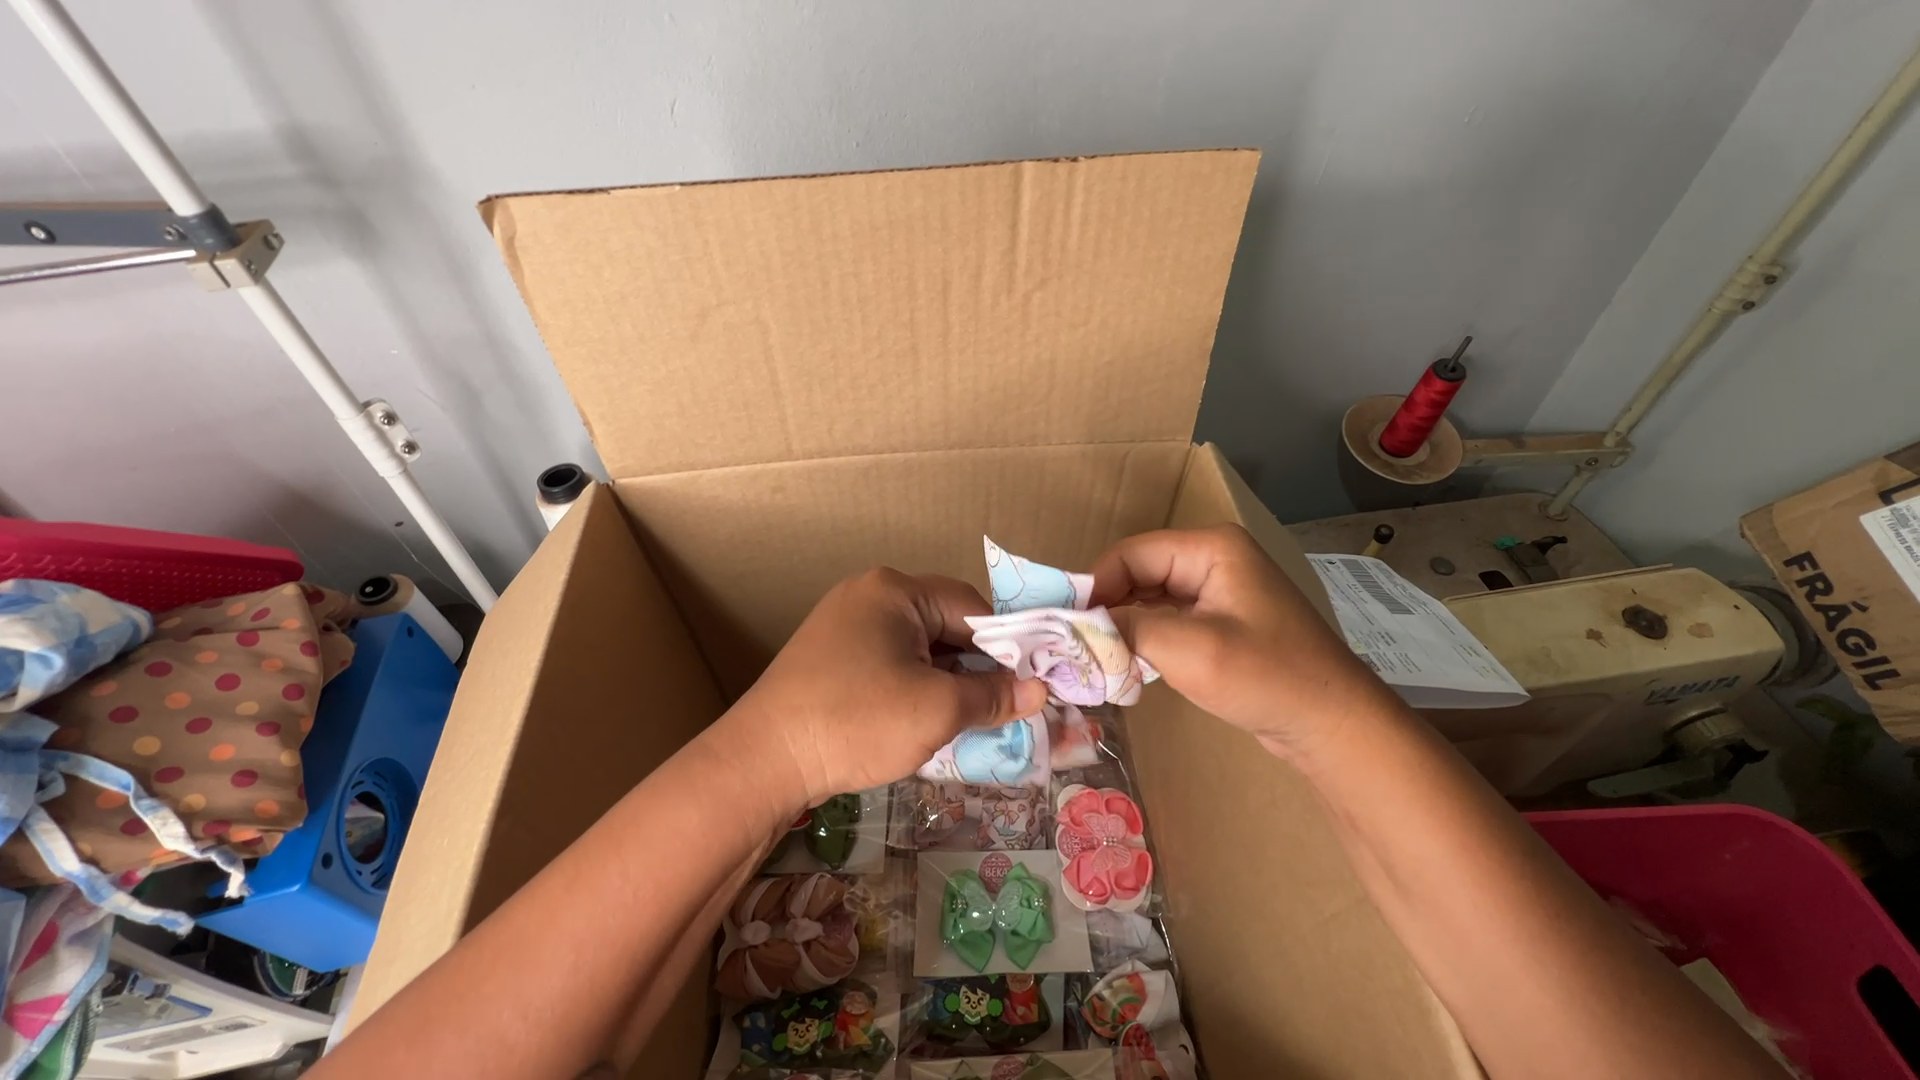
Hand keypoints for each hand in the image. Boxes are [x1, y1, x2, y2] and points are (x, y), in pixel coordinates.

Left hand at [731, 568, 1048, 808]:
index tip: (1034, 682)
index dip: (1008, 646)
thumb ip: (992, 696)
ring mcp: (844, 627)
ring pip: (919, 648)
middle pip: (944, 625)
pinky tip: (932, 720)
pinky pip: (891, 664)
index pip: (971, 607)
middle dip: (978, 667)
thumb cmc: (855, 721)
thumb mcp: (936, 710)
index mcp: (894, 590)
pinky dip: (917, 688)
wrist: (763, 761)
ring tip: (975, 719)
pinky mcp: (831, 659)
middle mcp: (868, 596)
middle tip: (1008, 706)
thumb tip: (1038, 692)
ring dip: (949, 681)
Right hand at [1089, 524, 1399, 755]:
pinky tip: (1129, 667)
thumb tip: (1076, 624)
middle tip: (1078, 648)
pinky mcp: (1221, 622)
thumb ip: (1127, 628)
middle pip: (1137, 574)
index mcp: (1210, 548)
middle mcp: (1213, 559)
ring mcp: (1219, 592)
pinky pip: (1167, 621)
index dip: (1094, 587)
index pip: (1129, 554)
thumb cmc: (1266, 677)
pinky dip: (1144, 641)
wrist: (1332, 724)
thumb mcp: (1189, 650)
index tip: (1066, 627)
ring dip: (1123, 628)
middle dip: (1106, 609)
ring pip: (1149, 599)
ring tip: (1098, 660)